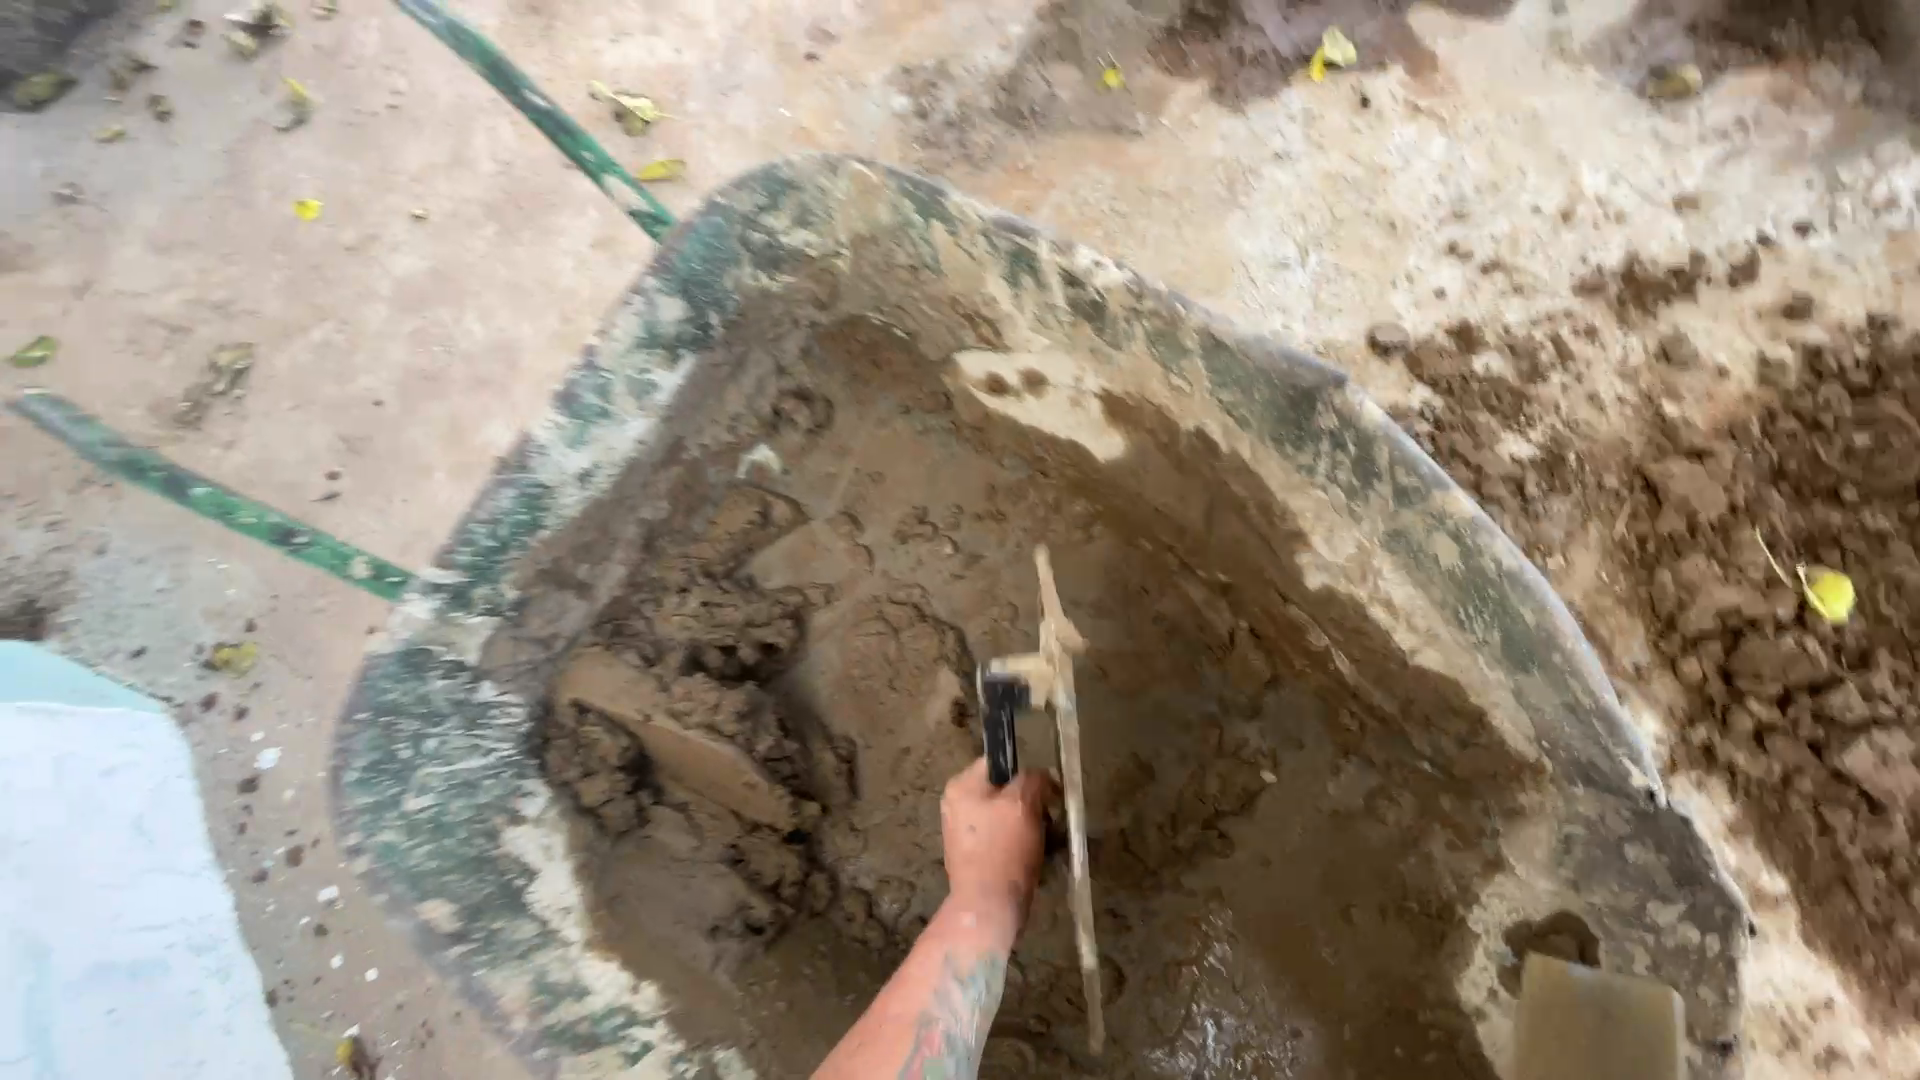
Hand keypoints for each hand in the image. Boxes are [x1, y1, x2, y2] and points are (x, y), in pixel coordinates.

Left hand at [939, 758, 1056, 934]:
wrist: (988, 907)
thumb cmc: (1004, 850)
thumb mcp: (1023, 803)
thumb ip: (1033, 779)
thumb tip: (1043, 775)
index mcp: (961, 786)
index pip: (999, 762)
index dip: (1027, 774)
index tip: (1047, 793)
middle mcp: (956, 804)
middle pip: (1004, 790)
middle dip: (1030, 804)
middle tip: (1048, 821)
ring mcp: (962, 831)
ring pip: (1006, 815)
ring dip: (1029, 825)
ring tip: (1045, 842)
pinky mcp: (972, 854)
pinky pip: (1001, 837)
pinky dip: (1019, 843)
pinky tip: (1034, 857)